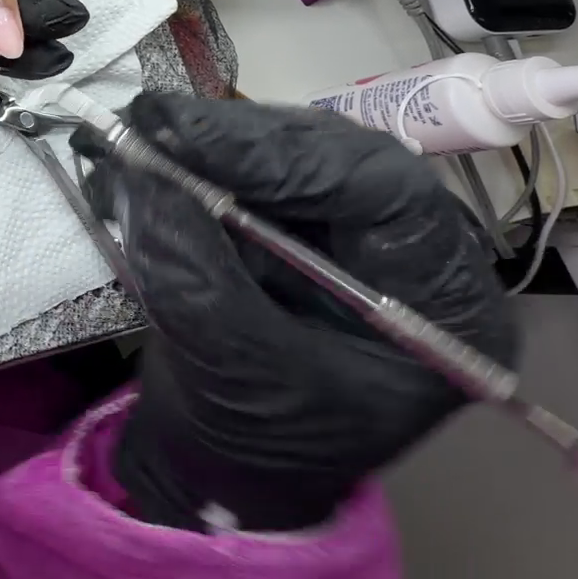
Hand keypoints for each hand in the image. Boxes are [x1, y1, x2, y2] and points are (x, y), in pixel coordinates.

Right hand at [74, 94, 517, 531]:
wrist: (230, 459)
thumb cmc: (259, 435)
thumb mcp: (230, 363)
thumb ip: (191, 269)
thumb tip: (141, 175)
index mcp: (437, 300)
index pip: (382, 192)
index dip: (284, 156)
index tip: (186, 136)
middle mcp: (399, 248)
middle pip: (333, 156)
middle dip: (237, 137)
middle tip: (151, 119)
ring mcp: (340, 231)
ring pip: (286, 152)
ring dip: (209, 140)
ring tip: (140, 131)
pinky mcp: (287, 223)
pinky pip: (244, 172)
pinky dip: (190, 160)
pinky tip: (147, 156)